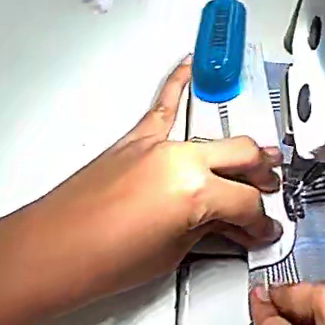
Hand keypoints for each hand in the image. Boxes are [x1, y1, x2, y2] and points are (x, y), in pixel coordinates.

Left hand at [15, 56, 282, 304]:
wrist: (56, 247)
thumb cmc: (103, 258)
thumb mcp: (173, 254)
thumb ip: (209, 230)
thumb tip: (227, 224)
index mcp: (195, 192)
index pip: (246, 203)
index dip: (260, 223)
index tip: (262, 231)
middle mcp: (180, 158)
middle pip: (241, 155)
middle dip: (261, 175)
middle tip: (268, 191)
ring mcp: (158, 143)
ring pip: (213, 134)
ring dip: (238, 147)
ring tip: (257, 157)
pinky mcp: (137, 138)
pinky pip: (165, 103)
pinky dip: (179, 82)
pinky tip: (191, 67)